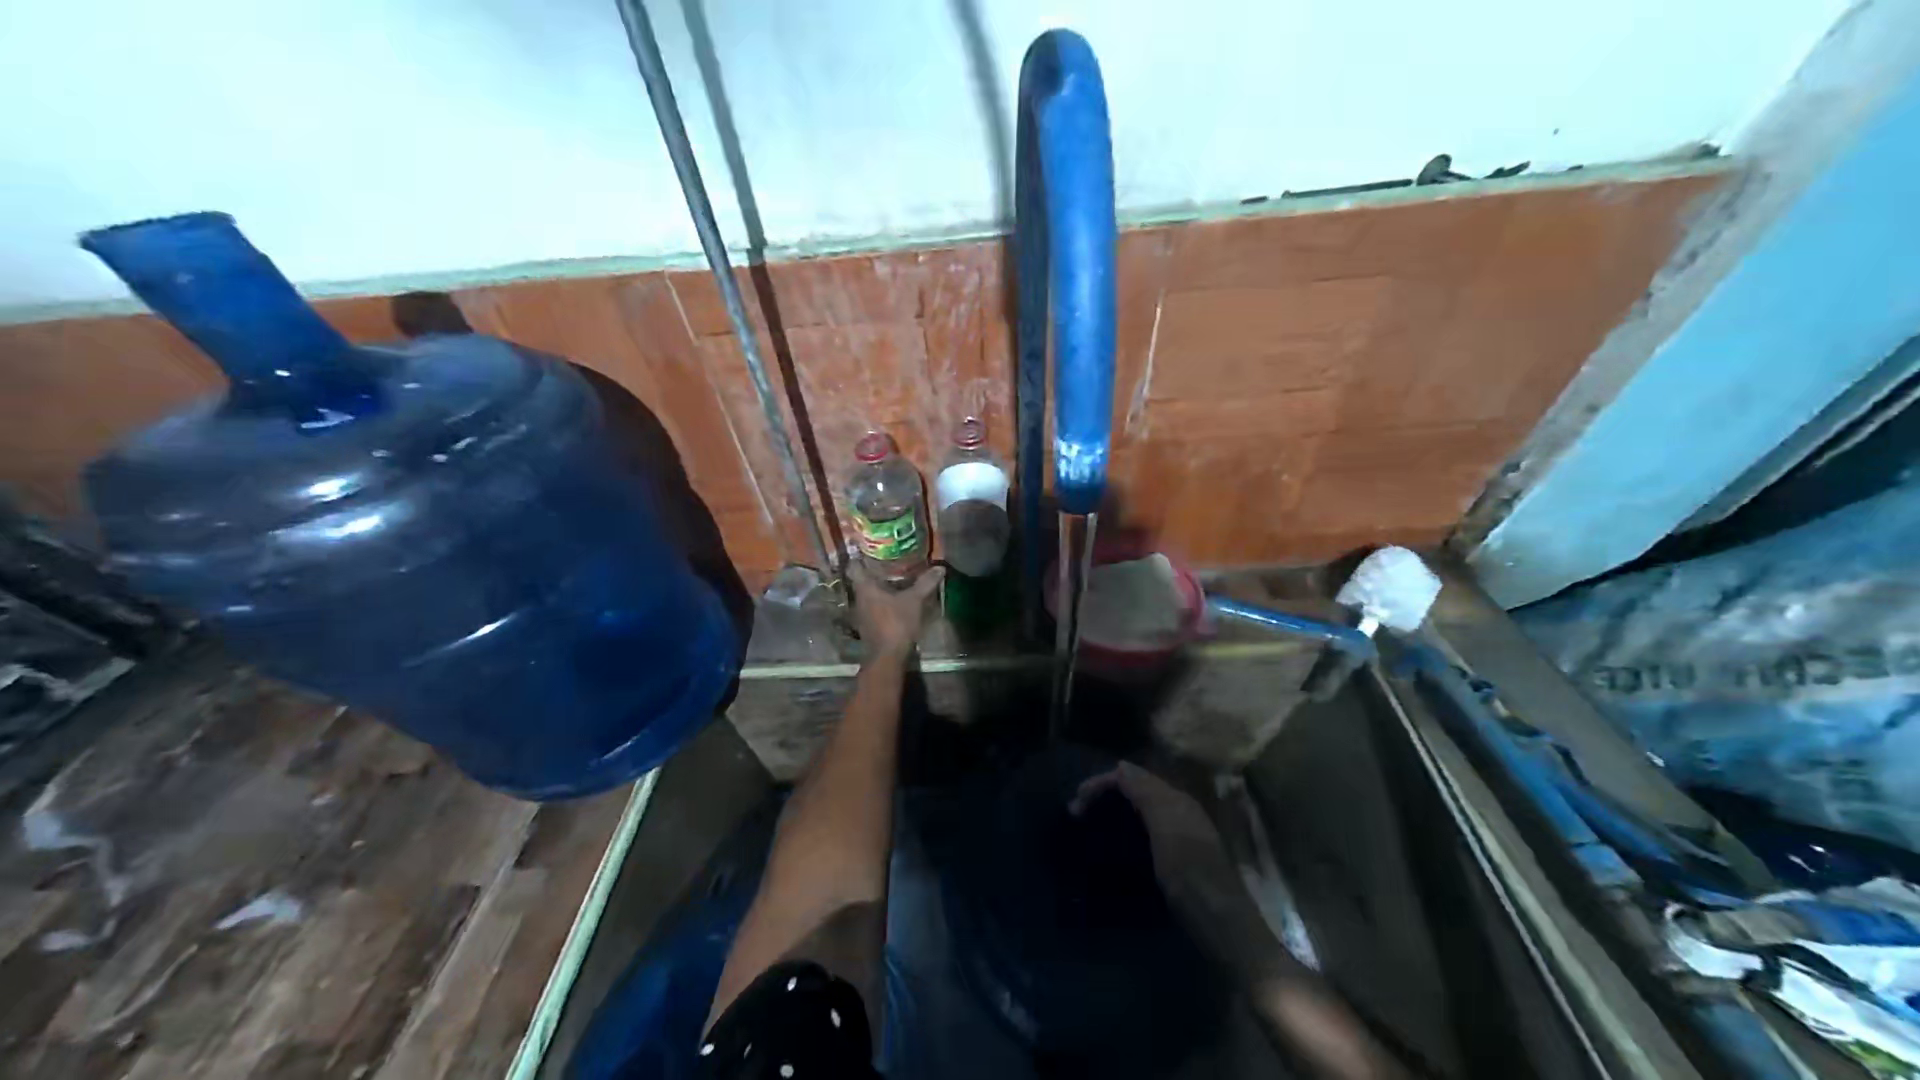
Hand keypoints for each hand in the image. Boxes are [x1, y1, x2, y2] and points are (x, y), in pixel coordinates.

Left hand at [848, 561, 942, 658]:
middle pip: (863, 580)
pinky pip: (874, 607)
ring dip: (880, 588)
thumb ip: (925, 583)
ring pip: (869, 595)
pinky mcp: (869, 626)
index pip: (855, 567)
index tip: (871, 550)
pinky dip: (883, 602)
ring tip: (896, 580)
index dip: (860, 557)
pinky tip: (896, 601)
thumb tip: (940, 568)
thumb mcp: (914, 601)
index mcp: (865, 588)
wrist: (887, 656)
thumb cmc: (896, 623)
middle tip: (891, 562)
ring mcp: (862, 614)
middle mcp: (859, 599)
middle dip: (875, 572)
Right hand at [1073, 762, 1269, 972]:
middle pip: (1134, 790)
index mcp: (1175, 799)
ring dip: (1111, 810)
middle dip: (1104, 795)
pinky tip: (1114, 842)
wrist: (1222, 925)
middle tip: (1075, 813)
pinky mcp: (1177, 858)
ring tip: (1087, 823)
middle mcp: (1178, 810)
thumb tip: (1121, 765)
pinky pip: (1144, 829)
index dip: (1102, 783)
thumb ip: (1146, 793)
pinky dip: (1124, 827)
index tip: (1075, 802)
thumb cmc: (1191, 874)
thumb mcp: (1166, 828)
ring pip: (1138, 809)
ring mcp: (1179, 834)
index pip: (1131, 776)